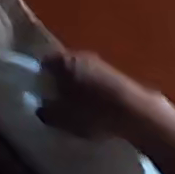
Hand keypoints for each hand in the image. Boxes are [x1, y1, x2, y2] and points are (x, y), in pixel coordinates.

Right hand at [37, 51, 169, 139]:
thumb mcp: (63, 119)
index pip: (44, 63)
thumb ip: (46, 112)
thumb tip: (40, 107)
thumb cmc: (92, 113)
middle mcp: (80, 55)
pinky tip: (96, 109)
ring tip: (77, 109)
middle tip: (56, 103)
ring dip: (77, 87)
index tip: (40, 94)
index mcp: (63, 61)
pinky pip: (96, 80)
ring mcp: (100, 62)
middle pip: (63, 66)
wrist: (135, 112)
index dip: (40, 78)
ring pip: (81, 73)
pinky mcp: (116, 74)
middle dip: (59, 82)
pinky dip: (92, 91)